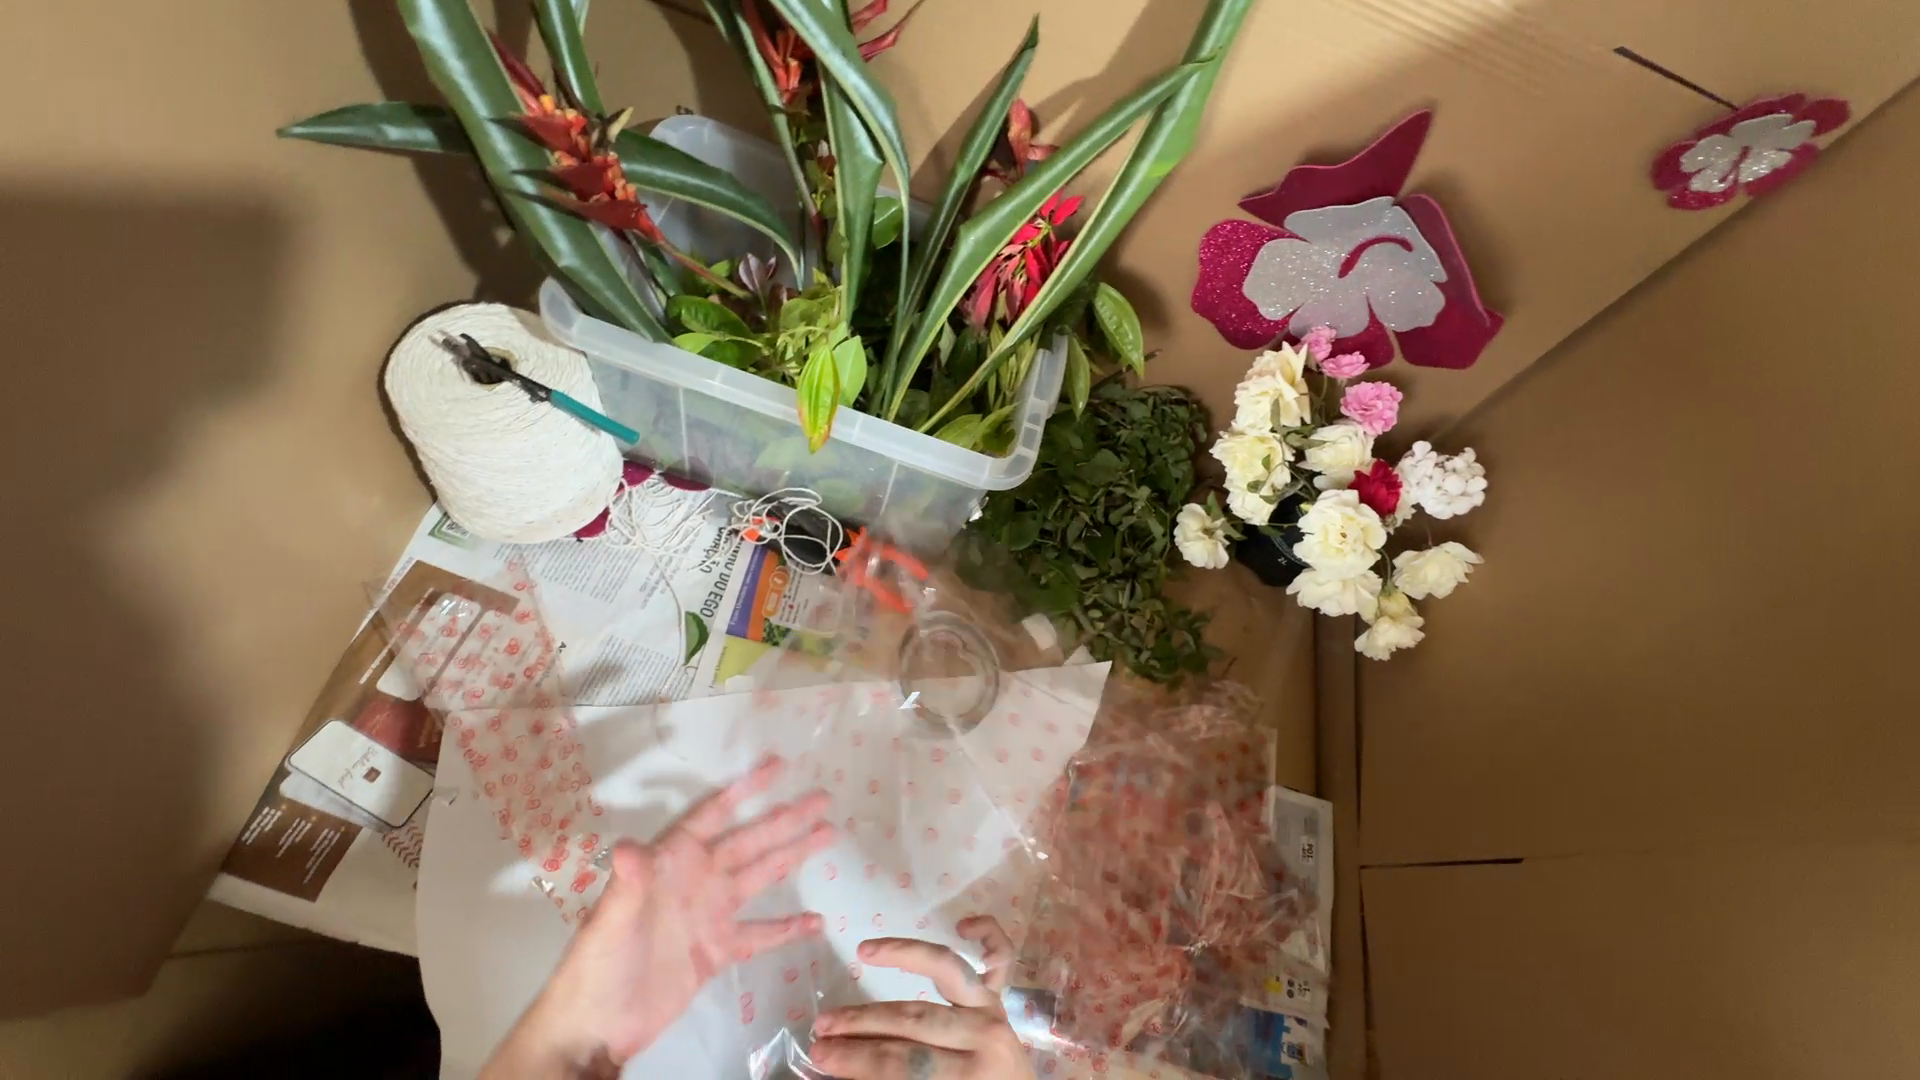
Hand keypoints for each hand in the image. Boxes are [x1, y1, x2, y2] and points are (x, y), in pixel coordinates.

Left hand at [482, 756, 834, 1078]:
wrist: (594, 1029)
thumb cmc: (596, 966)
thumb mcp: (610, 923)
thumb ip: (627, 886)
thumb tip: (628, 847)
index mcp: (673, 862)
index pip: (714, 814)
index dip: (745, 789)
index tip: (778, 766)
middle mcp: (698, 879)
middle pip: (750, 840)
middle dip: (787, 818)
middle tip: (823, 798)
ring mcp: (711, 914)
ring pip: (763, 877)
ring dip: (795, 855)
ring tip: (829, 835)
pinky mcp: (718, 950)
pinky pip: (760, 934)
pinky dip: (788, 928)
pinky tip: (816, 922)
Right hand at [810, 917, 1035, 1079]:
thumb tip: (838, 1071)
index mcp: (968, 1077)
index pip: (901, 1063)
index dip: (856, 1058)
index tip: (819, 1053)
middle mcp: (984, 1035)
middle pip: (914, 1019)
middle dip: (862, 1022)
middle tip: (822, 1024)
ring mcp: (994, 1011)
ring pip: (945, 971)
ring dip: (900, 956)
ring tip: (864, 950)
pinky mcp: (1001, 1000)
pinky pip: (1001, 957)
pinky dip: (987, 932)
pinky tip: (963, 923)